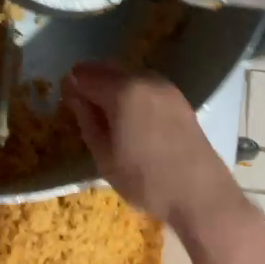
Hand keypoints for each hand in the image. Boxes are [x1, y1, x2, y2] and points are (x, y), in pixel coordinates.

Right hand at [63, 63, 242, 227]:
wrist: (199, 194)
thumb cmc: (145, 180)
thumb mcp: (104, 156)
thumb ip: (87, 119)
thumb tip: (73, 93)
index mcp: (123, 91)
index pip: (86, 76)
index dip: (72, 86)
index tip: (66, 101)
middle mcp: (145, 80)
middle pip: (109, 69)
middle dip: (92, 80)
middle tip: (83, 106)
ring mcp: (167, 88)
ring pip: (130, 76)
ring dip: (113, 86)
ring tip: (107, 115)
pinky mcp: (180, 100)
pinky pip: (147, 87)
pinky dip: (133, 94)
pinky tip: (131, 118)